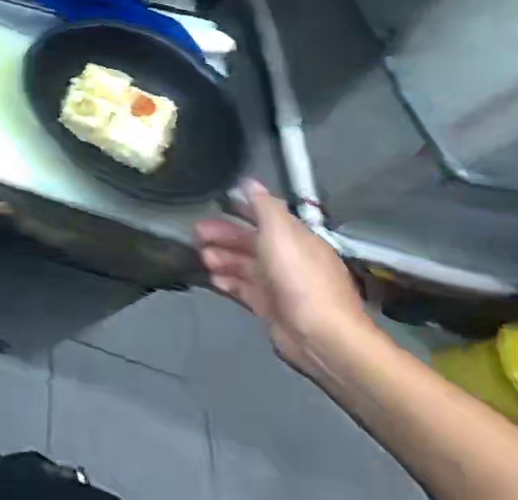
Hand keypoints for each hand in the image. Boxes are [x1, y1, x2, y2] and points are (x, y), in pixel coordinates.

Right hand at [195, 180, 375, 375]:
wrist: (321, 335)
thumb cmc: (299, 277)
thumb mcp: (281, 233)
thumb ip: (264, 206)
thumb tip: (250, 182)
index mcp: (295, 240)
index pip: (265, 218)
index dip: (240, 209)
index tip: (213, 203)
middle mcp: (288, 260)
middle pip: (249, 242)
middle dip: (222, 235)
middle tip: (195, 233)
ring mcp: (278, 285)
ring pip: (242, 265)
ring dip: (220, 258)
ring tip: (202, 258)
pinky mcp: (268, 307)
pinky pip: (241, 288)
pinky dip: (226, 281)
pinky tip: (211, 279)